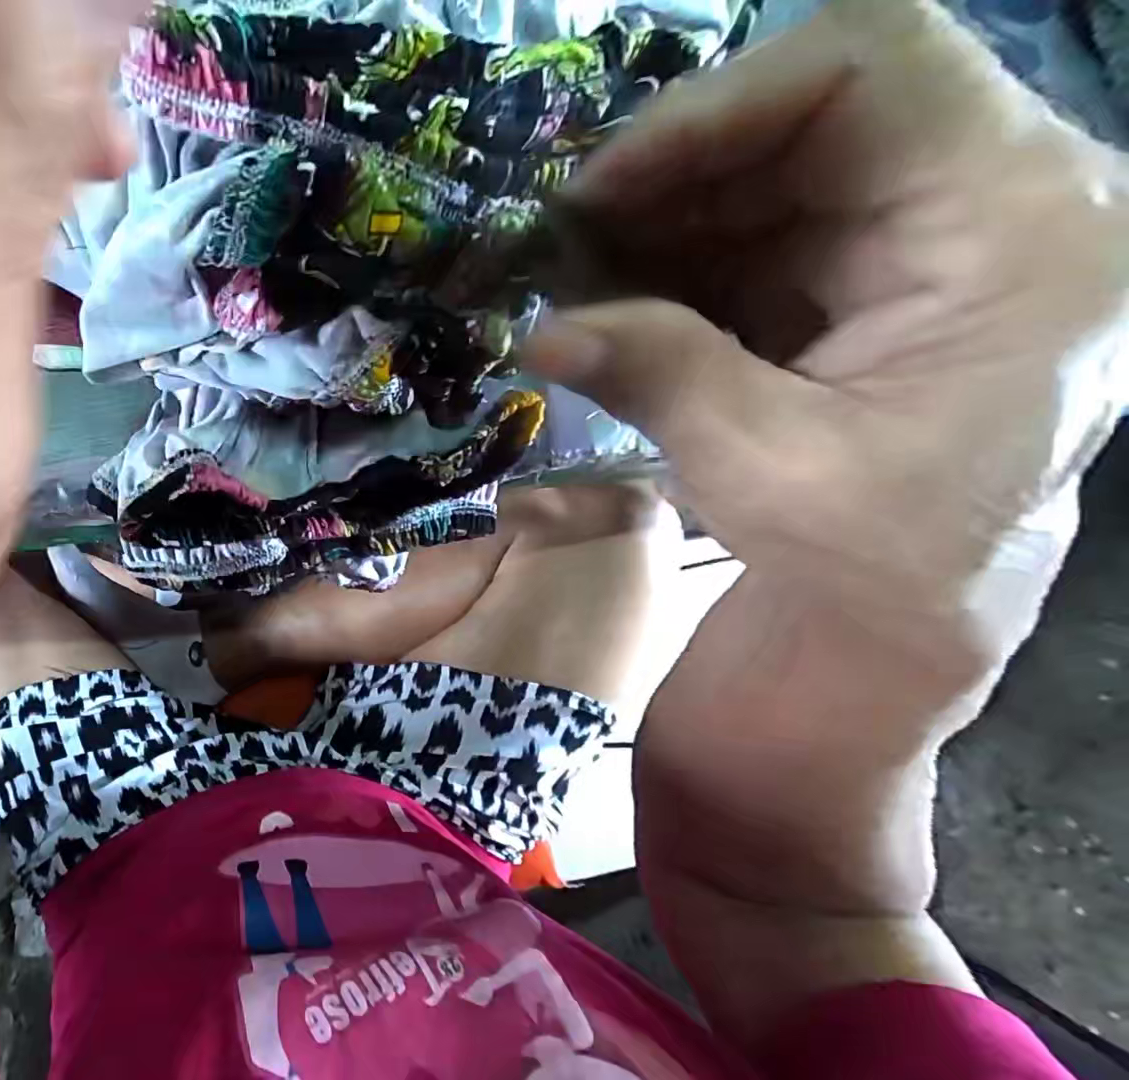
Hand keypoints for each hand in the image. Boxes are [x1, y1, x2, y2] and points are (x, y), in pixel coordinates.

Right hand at [519, 0, 1127, 1041]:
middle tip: (553, 244)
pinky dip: (647, 265)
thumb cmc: (869, 568)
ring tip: (557, 281)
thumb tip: (540, 329)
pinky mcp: (824, 300)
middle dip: (659, 171)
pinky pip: (726, 244)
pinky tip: (591, 308)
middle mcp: (965, 212)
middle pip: (796, 118)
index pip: (866, 70)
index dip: (710, 110)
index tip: (593, 191)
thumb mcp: (765, 464)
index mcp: (1012, 225)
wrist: (886, 640)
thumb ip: (661, 370)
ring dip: (641, 224)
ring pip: (749, 180)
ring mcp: (889, 256)